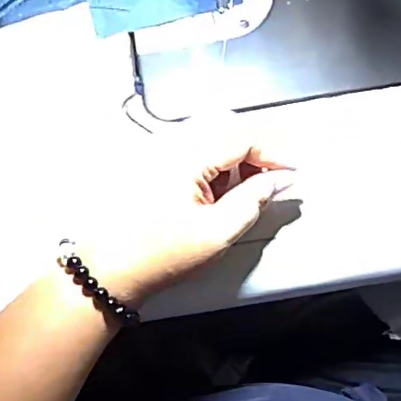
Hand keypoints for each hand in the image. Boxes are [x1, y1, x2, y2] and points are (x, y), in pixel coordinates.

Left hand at [72, 127, 294, 304]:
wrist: (110, 271)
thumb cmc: (155, 256)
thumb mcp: (218, 233)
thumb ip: (255, 199)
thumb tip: (279, 180)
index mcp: (185, 156)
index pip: (243, 136)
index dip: (275, 153)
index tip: (290, 171)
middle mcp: (168, 145)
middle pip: (227, 129)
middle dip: (254, 153)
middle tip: (268, 182)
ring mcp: (156, 152)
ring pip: (209, 139)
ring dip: (231, 161)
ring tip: (232, 198)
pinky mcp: (150, 164)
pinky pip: (190, 151)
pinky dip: (210, 167)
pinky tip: (209, 198)